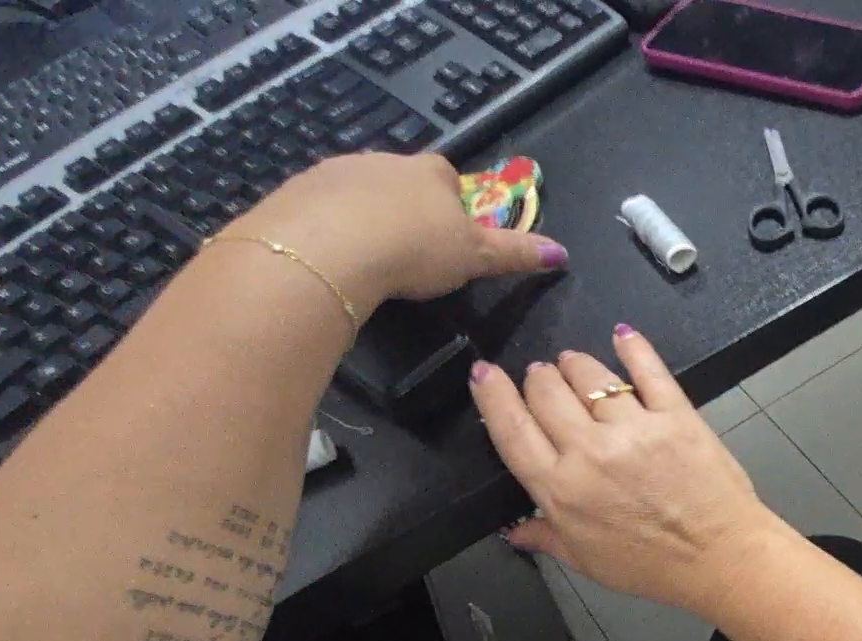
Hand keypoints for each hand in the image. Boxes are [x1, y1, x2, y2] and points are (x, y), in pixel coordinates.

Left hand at [220, 152, 566, 320]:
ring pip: (363, 194)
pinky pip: (325, 208)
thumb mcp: (476, 256)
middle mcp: (384, 160)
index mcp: (430, 172)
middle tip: (418, 252)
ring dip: (371, 218)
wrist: (328, 248)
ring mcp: (337, 172)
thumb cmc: (416, 248)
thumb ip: (516, 253)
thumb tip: (562, 254)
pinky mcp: (299, 191)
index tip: (454, 234)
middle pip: (404, 182)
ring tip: (378, 259)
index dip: (454, 204)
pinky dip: (336, 228)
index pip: (448, 177)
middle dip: (411, 210)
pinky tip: (343, 259)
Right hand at [470, 326, 788, 613]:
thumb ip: (548, 537)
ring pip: (591, 376)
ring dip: (576, 364)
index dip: (493, 394)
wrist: (722, 557)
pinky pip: (649, 371)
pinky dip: (633, 348)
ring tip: (573, 362)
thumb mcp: (588, 562)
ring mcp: (634, 428)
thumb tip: (514, 529)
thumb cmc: (653, 567)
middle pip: (546, 392)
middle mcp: (589, 451)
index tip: (484, 373)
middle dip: (538, 379)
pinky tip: (622, 335)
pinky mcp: (676, 416)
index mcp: (559, 488)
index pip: (511, 428)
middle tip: (543, 378)